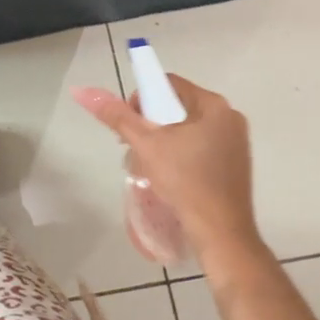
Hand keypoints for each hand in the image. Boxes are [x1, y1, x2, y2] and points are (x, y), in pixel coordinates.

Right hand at [72, 78, 265, 275]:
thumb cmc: (185, 182)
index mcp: (214, 105)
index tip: (132, 124)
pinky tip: (172, 173)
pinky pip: (202, 144)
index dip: (143, 98)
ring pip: (189, 127)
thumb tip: (81, 90)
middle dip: (153, 122)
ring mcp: (237, 142)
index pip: (169, 84)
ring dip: (166, 138)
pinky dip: (183, 151)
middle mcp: (229, 117)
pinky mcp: (237, 164)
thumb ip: (117, 116)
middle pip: (178, 106)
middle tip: (137, 145)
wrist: (221, 235)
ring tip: (151, 161)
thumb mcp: (146, 145)